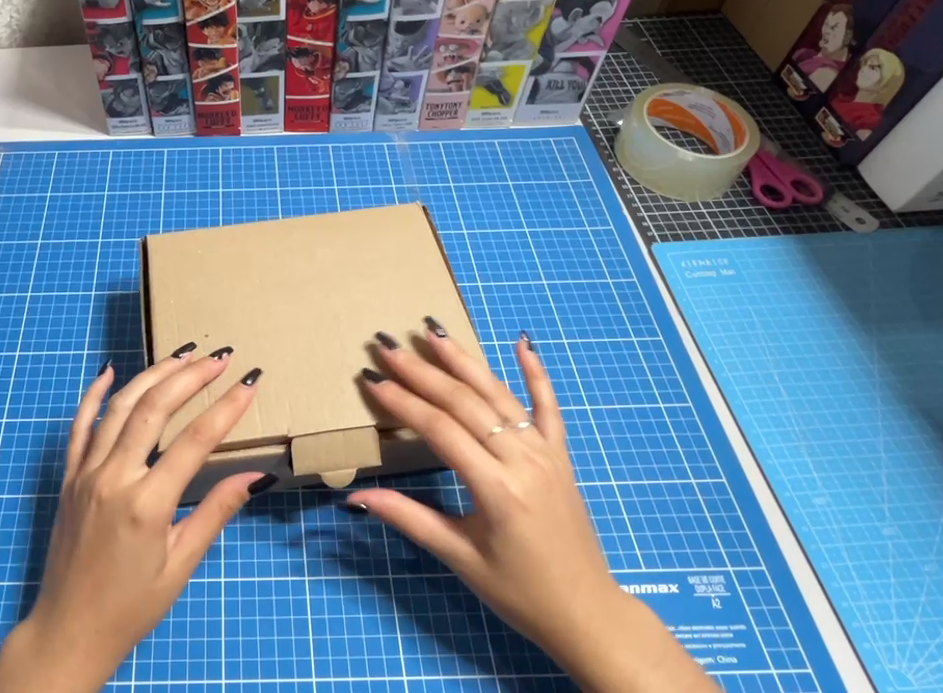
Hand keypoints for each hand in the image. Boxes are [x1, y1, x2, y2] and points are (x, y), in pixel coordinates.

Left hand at [0, 349, 268, 692]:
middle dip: (191, 377)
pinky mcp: (69, 477)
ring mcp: (86, 473)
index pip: (195, 441)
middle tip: (221, 357)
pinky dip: (95, 394)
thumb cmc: (131, 607)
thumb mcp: (181, 566)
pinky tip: (111, 370)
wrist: (67, 631)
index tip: (251, 382)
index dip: (227, 408)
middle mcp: (113, 478)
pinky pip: (80, 425)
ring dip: (153, 374)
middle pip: (155, 408)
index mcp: (147, 504)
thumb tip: (256, 475)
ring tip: (183, 355)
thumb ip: (216, 513)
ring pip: (120, 406)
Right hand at [351, 326, 717, 691]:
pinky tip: (523, 342)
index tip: (371, 378)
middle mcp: (522, 460)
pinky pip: (548, 407)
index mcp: (496, 488)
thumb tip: (356, 497)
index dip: (402, 402)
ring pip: (498, 395)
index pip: (440, 430)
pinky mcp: (561, 455)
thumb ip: (410, 518)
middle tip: (387, 344)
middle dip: (422, 371)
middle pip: (465, 403)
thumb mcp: (460, 557)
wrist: (586, 612)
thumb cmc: (519, 592)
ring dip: (463, 360)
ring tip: (432, 330)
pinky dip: (536, 373)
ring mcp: (545, 453)